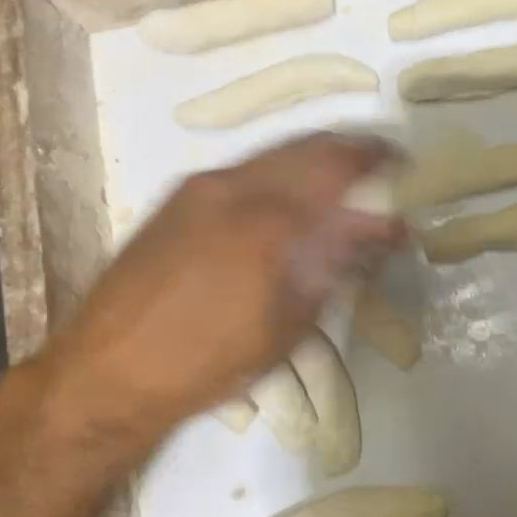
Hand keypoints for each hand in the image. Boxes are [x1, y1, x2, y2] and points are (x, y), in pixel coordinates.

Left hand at [38, 133, 403, 442]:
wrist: (108, 370)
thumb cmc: (209, 362)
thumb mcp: (290, 323)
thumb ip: (337, 264)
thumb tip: (382, 229)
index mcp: (269, 220)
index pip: (342, 171)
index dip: (382, 165)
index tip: (408, 173)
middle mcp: (235, 186)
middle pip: (311, 146)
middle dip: (354, 151)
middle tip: (383, 169)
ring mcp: (202, 186)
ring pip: (276, 153)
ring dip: (317, 158)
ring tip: (344, 182)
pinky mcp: (179, 197)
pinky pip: (247, 168)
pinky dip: (282, 171)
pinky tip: (292, 198)